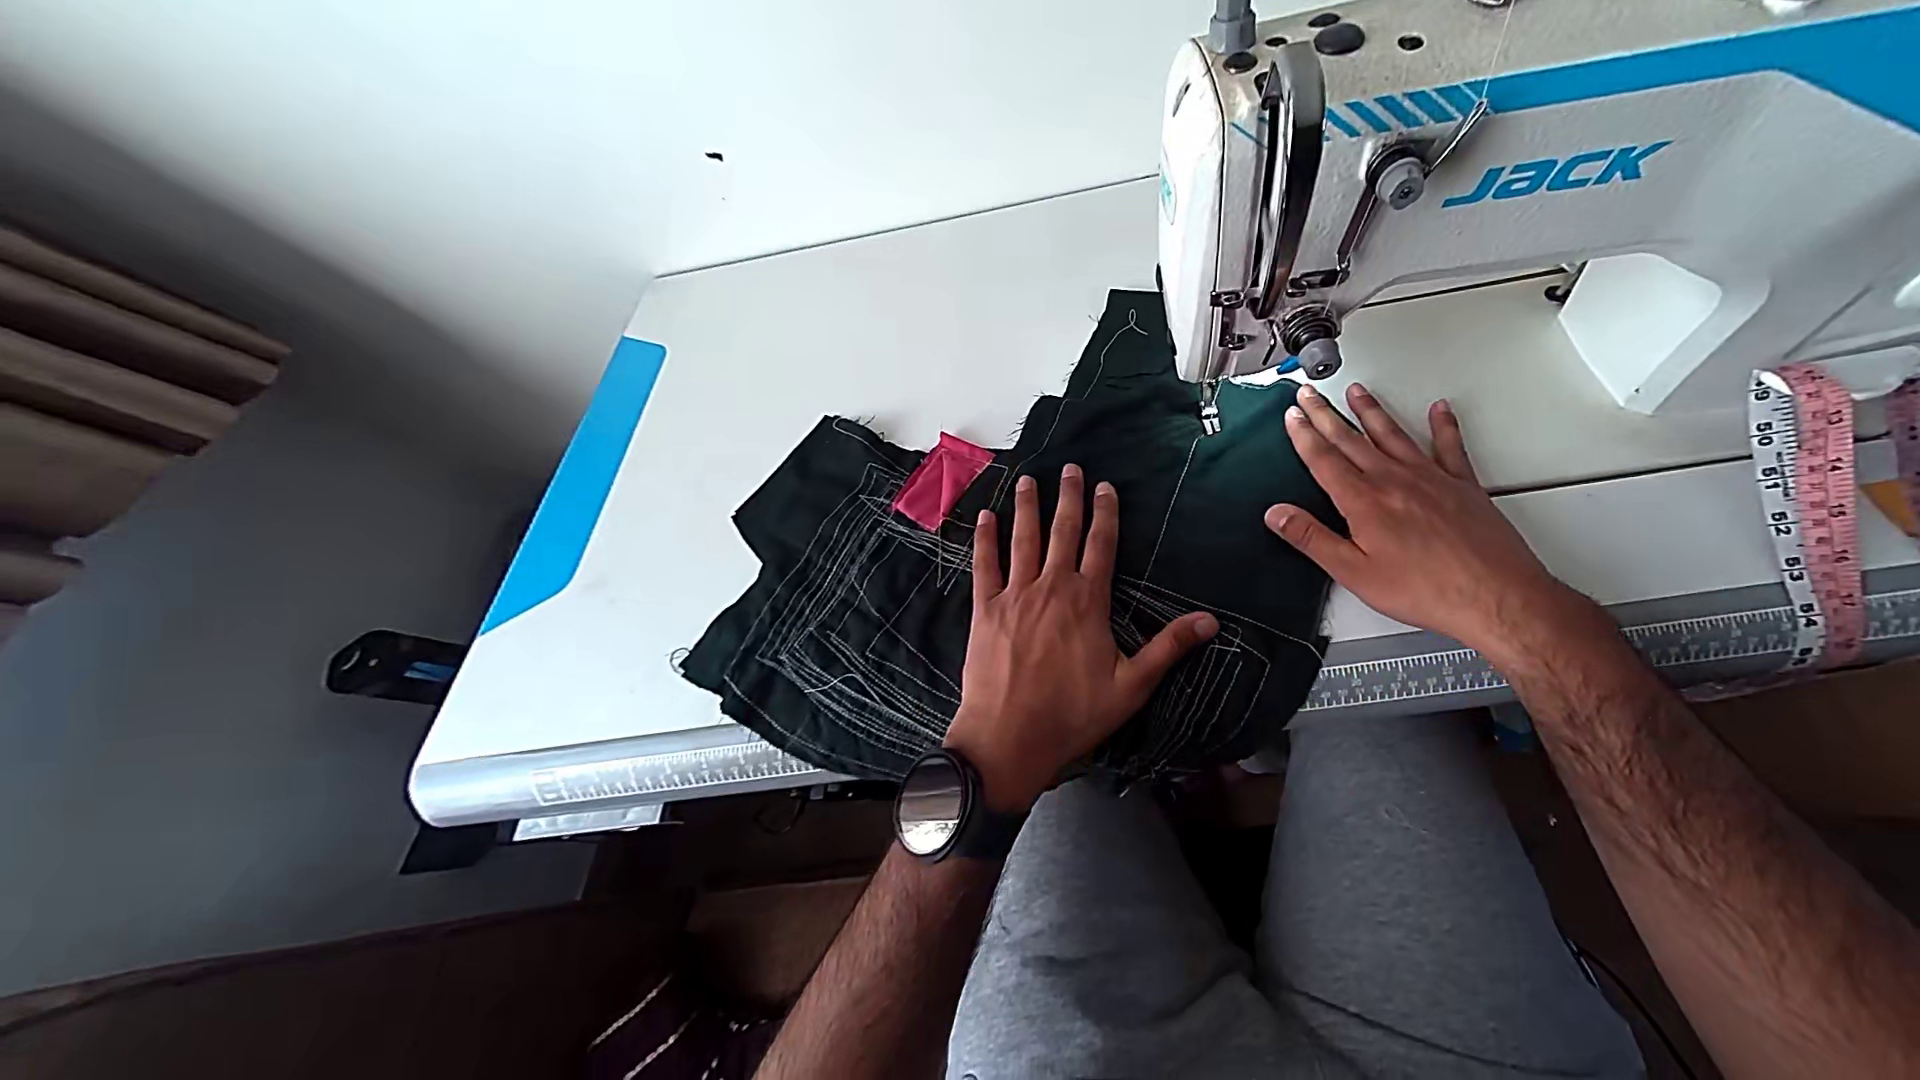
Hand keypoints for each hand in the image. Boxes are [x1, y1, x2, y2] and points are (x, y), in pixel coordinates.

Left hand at [946, 465, 1217, 811]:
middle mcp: (1051, 588)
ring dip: (1027, 507)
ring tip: (1029, 480)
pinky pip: (984, 564)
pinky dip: (985, 538)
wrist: (1008, 736)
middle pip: (1063, 532)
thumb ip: (1168, 648)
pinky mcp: (985, 609)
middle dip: (1069, 497)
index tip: (1106, 487)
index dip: (1106, 513)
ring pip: (1023, 539)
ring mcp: (1014, 595)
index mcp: (1087, 602)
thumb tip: (1209, 621)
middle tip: (1070, 469)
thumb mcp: (1131, 686)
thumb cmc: (1072, 715)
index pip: (1101, 546)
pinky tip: (985, 517)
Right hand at [1265, 382, 1584, 659]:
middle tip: (1310, 395)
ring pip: (1392, 434)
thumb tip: (1277, 515)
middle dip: (1326, 414)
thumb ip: (1311, 538)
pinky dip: (1443, 425)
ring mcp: (1431, 479)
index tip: (1293, 416)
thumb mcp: (1353, 572)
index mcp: (1365, 502)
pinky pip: (1449, 445)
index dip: (1304, 435)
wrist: (1496, 597)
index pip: (1324, 459)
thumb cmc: (1428, 589)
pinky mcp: (1462, 485)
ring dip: (1371, 410)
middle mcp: (1396, 482)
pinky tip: (1439, 410)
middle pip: (1351, 439)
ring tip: (1357, 392)